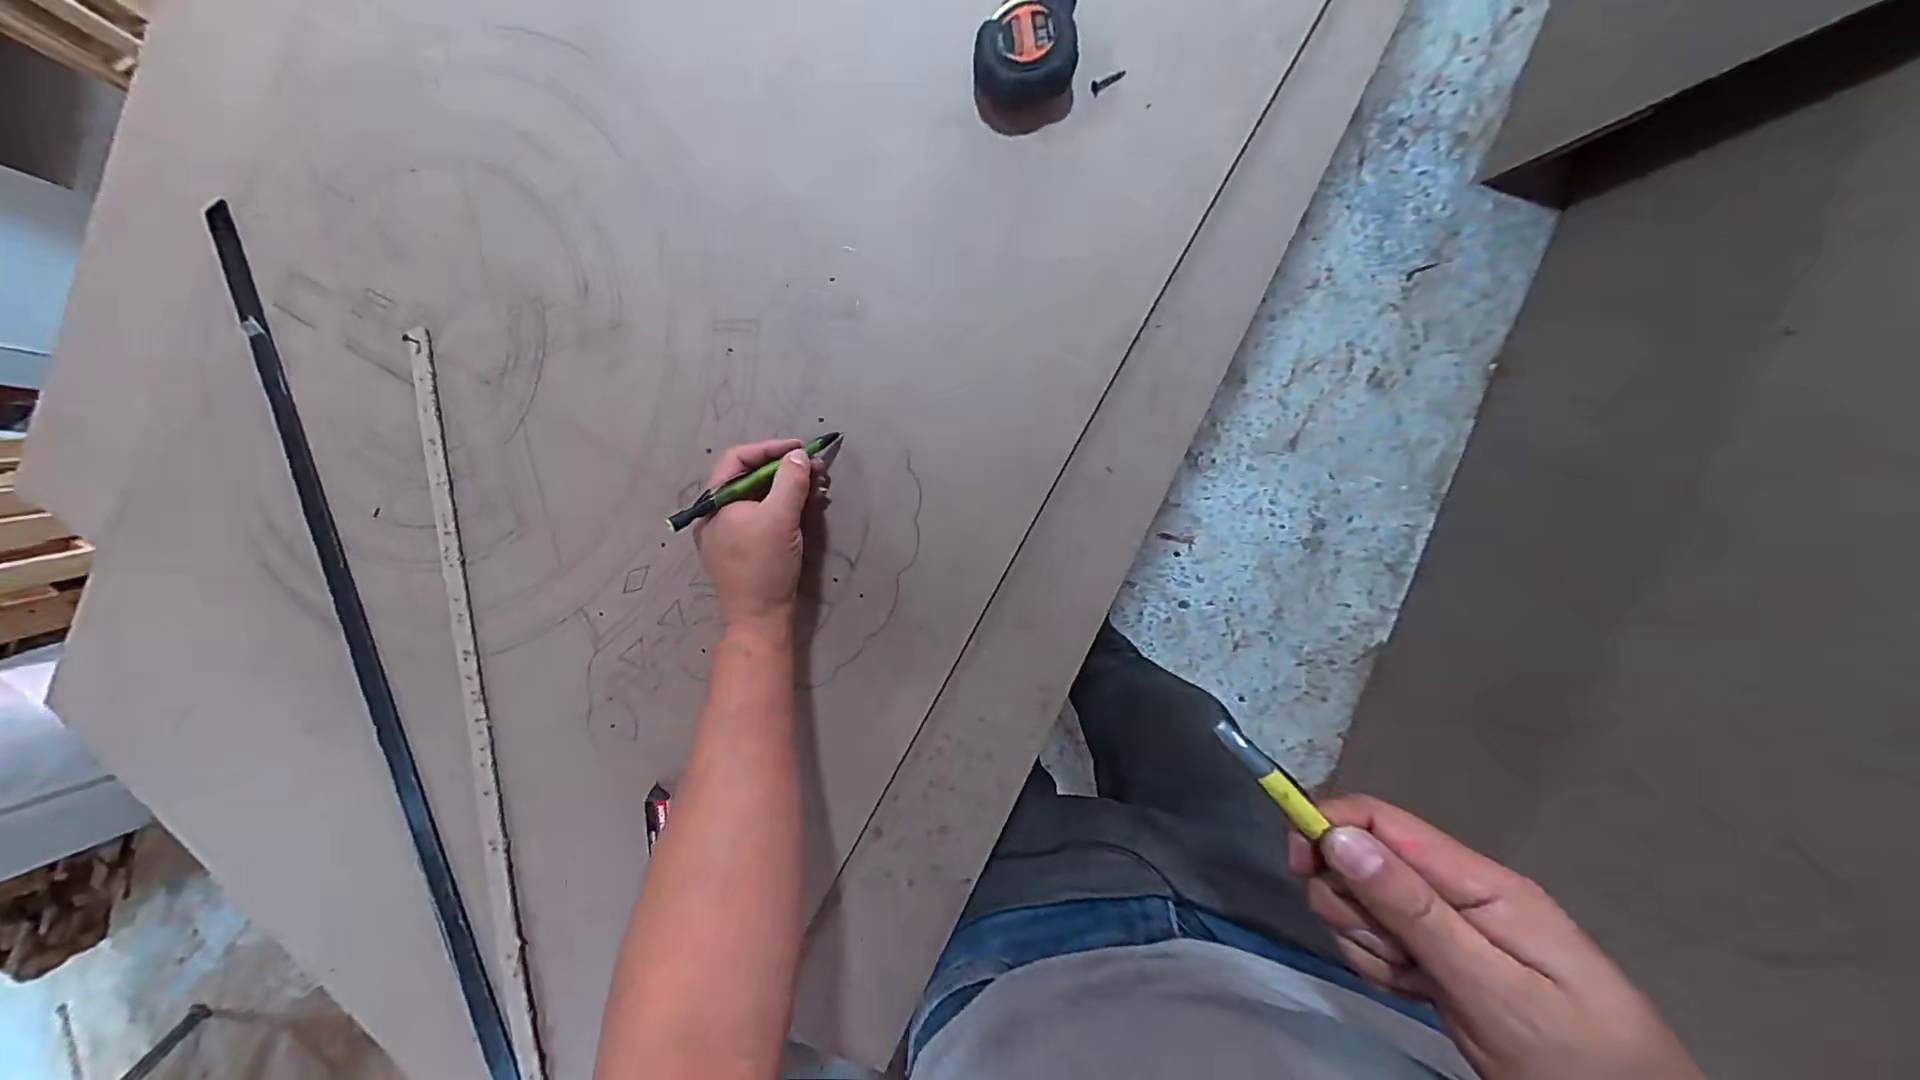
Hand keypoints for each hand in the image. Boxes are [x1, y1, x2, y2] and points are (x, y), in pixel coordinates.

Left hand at [693, 439, 828, 631]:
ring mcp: (734, 530)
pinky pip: (767, 516)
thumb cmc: (764, 567)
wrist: (760, 617)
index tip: (800, 450)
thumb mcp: (780, 519)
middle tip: (817, 470)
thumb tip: (798, 457)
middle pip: (754, 477)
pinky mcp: (749, 546)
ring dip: (793, 488)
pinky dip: (789, 507)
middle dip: (787, 470)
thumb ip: (790, 482)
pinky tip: (811, 507)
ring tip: (821, 489)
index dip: (770, 449)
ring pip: (764, 497)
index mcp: (716, 502)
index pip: (739, 459)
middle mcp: (720, 512)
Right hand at [1288, 796, 1704, 1079]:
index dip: (1327, 824)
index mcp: (1476, 880)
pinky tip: (1412, 989)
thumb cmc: (1578, 1060)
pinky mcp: (1431, 952)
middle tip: (1385, 950)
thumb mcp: (1495, 989)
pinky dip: (1374, 961)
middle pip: (1358, 858)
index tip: (1296, 863)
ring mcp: (1442, 922)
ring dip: (1363, 938)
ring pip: (1357, 900)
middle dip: (1348, 899)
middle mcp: (1452, 889)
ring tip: (1410, 980)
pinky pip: (1372, 937)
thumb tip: (1339, 835)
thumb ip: (1414, 909)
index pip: (1380, 819)